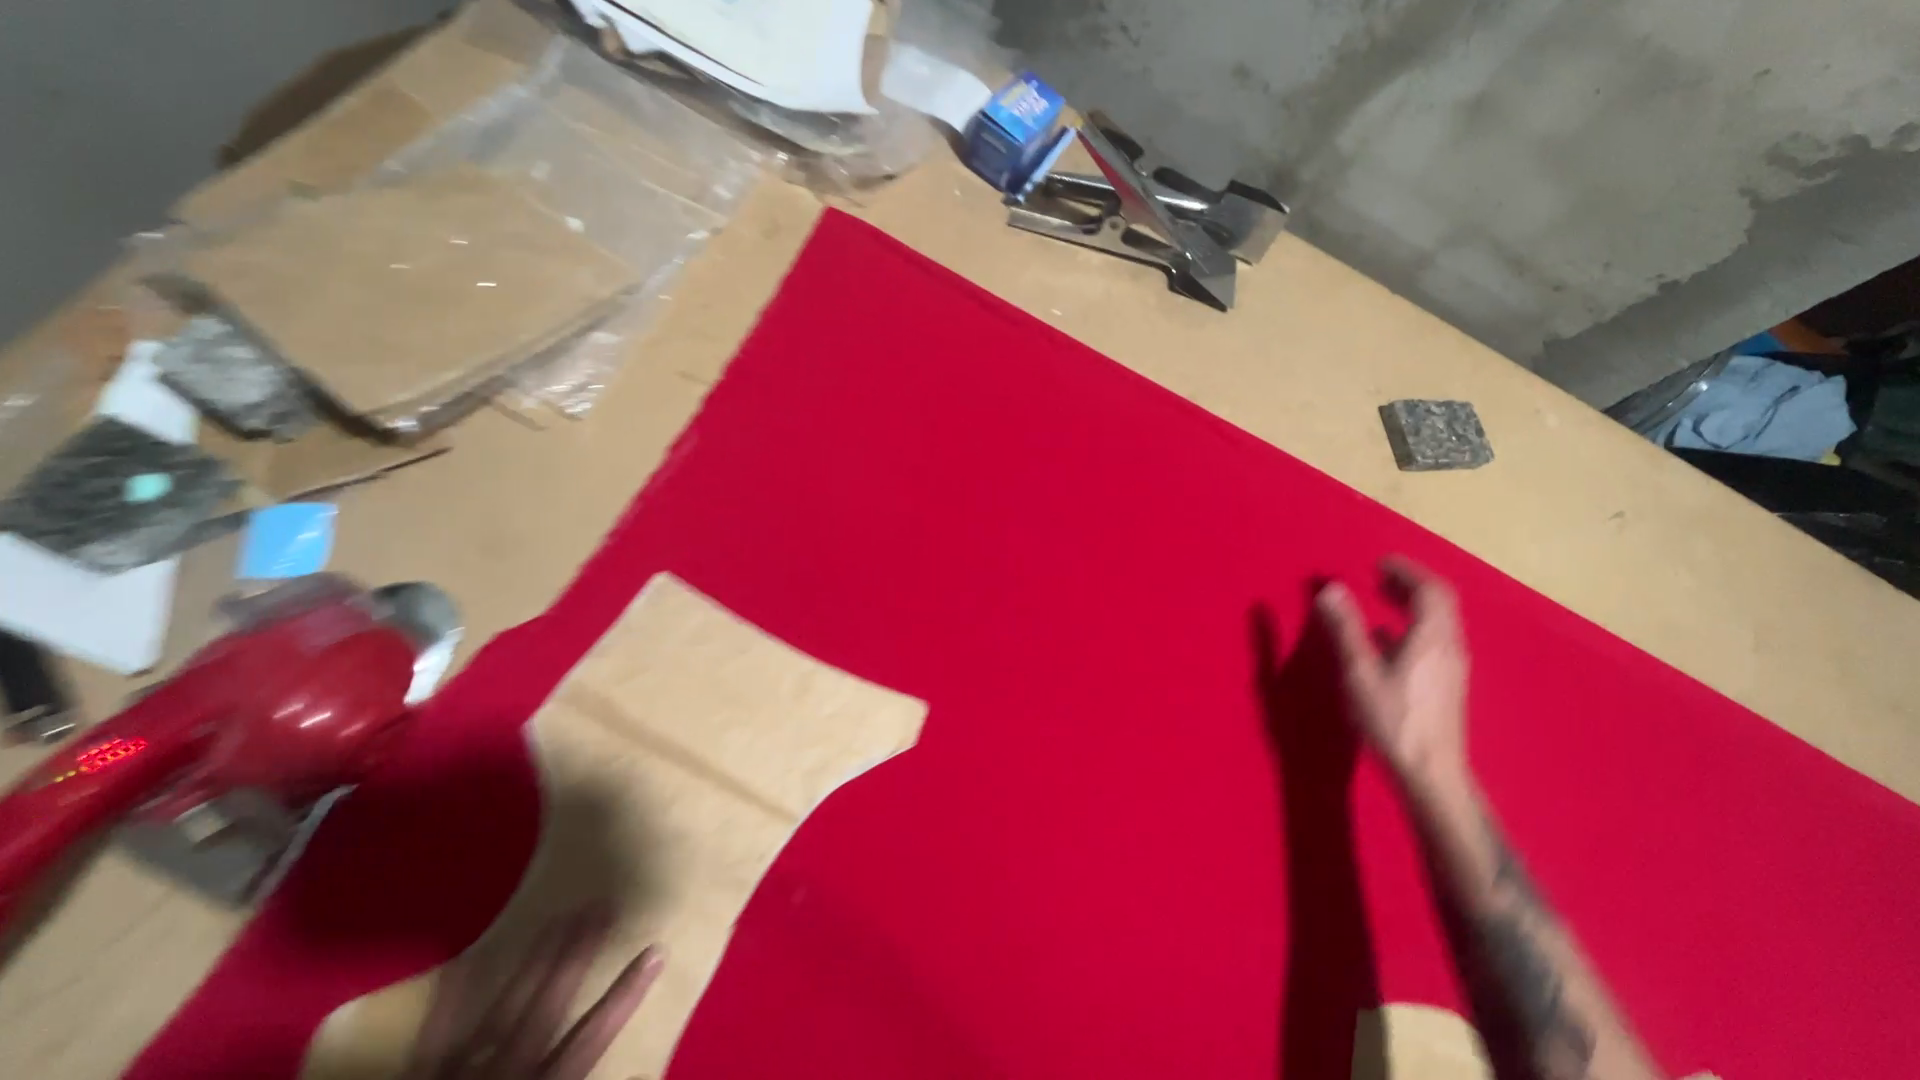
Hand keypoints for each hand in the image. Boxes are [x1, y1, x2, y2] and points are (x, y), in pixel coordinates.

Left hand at [408, 904, 663, 1079]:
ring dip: (533, 961)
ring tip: (558, 918)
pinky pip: (436, 1037)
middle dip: (578, 956)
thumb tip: (640, 1074)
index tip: (655, 952)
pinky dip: (451, 1000)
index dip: (626, 994)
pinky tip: (466, 964)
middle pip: (548, 1008)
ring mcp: (461, 1078)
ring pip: (502, 1009)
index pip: (592, 1037)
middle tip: (602, 907)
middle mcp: (507, 1079)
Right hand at [1314, 556, 1469, 793]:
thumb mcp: (1360, 673)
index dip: (1406, 571)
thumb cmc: (1392, 720)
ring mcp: (1451, 668)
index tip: (1379, 563)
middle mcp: (1448, 647)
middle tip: (1380, 577)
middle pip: (1440, 603)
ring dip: (1414, 606)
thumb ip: (1346, 630)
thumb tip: (1331, 590)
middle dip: (1411, 585)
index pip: (1429, 590)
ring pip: (1440, 623)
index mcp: (1430, 638)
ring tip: (1382, 603)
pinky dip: (1414, 628)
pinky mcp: (1447, 686)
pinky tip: (1389, 643)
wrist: (1430, 773)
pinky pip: (1435, 641)